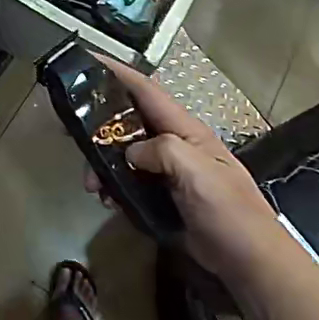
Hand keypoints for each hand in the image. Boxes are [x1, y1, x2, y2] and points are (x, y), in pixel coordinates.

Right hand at [95, 58, 285, 275]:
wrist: (248, 259)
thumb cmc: (228, 211)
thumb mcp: (198, 172)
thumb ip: (163, 151)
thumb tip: (132, 153)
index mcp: (186, 130)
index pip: (147, 92)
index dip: (119, 73)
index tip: (88, 60)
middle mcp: (175, 144)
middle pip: (130, 122)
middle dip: (101, 125)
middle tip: (70, 131)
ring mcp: (169, 171)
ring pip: (126, 155)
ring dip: (104, 164)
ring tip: (90, 184)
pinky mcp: (164, 197)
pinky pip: (131, 182)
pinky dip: (115, 187)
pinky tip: (107, 200)